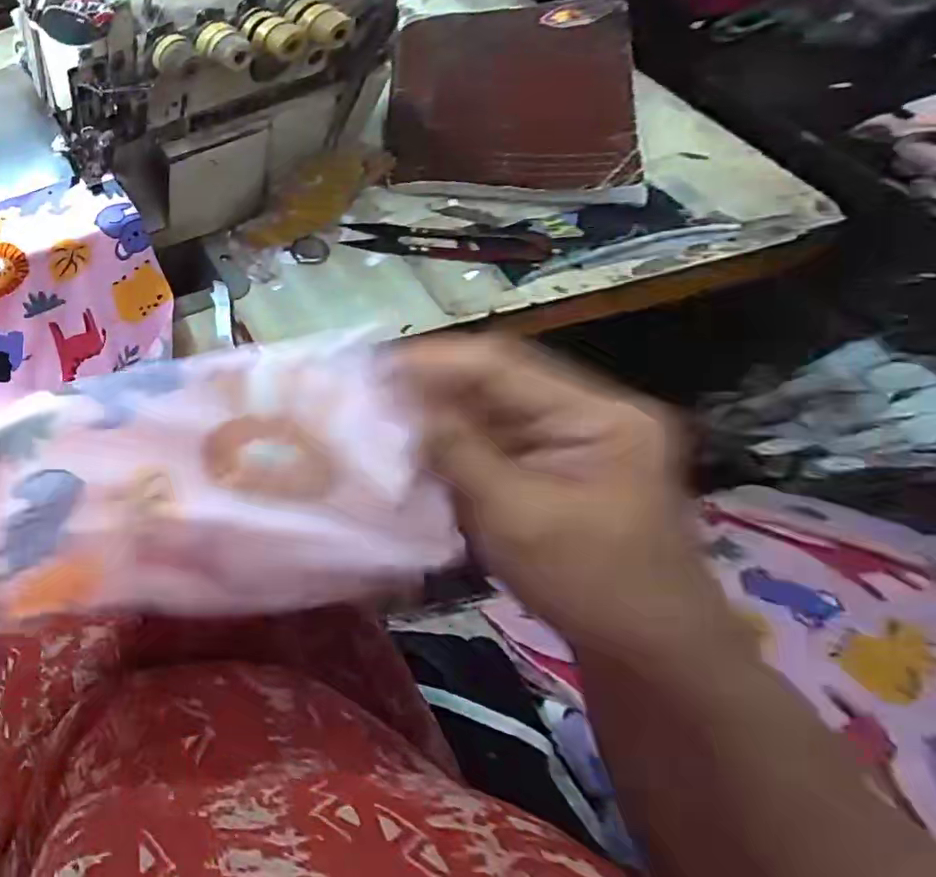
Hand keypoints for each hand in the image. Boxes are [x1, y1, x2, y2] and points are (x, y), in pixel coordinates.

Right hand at [396, 336, 729, 656]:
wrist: (647, 646)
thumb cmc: (588, 581)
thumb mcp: (513, 513)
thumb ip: (454, 449)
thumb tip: (392, 403)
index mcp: (598, 416)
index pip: (499, 365)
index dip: (430, 362)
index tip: (369, 372)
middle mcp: (583, 410)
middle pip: (488, 376)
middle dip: (423, 381)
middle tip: (363, 389)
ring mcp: (564, 433)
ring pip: (479, 401)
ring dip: (428, 406)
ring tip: (373, 410)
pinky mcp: (543, 457)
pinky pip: (481, 429)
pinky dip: (441, 431)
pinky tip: (404, 437)